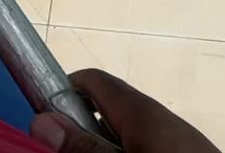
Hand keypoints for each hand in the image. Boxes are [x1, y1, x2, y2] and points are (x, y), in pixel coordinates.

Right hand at [30, 70, 220, 152]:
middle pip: (109, 108)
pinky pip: (155, 145)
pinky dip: (138, 151)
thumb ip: (85, 149)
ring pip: (132, 132)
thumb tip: (40, 122)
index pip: (89, 79)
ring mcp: (184, 140)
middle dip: (87, 129)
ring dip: (111, 146)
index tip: (52, 124)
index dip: (64, 94)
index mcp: (141, 110)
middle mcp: (162, 117)